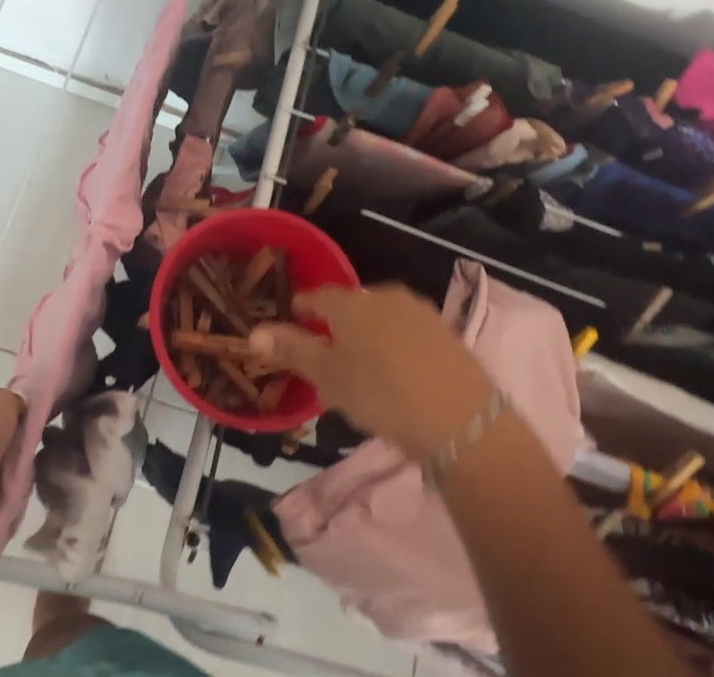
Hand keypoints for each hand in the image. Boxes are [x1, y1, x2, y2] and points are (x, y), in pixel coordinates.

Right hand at [249, 283, 497, 460]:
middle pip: (352, 305)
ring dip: (368, 335)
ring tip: (362, 367)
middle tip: (328, 353)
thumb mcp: (328, 377)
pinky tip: (396, 373)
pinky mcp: (445, 333)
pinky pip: (407, 333)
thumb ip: (292, 350)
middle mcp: (385, 296)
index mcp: (351, 302)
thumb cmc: (380, 394)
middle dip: (337, 324)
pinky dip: (395, 346)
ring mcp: (419, 312)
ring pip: (381, 318)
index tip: (293, 321)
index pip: (318, 295)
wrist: (459, 418)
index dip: (302, 308)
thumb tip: (253, 332)